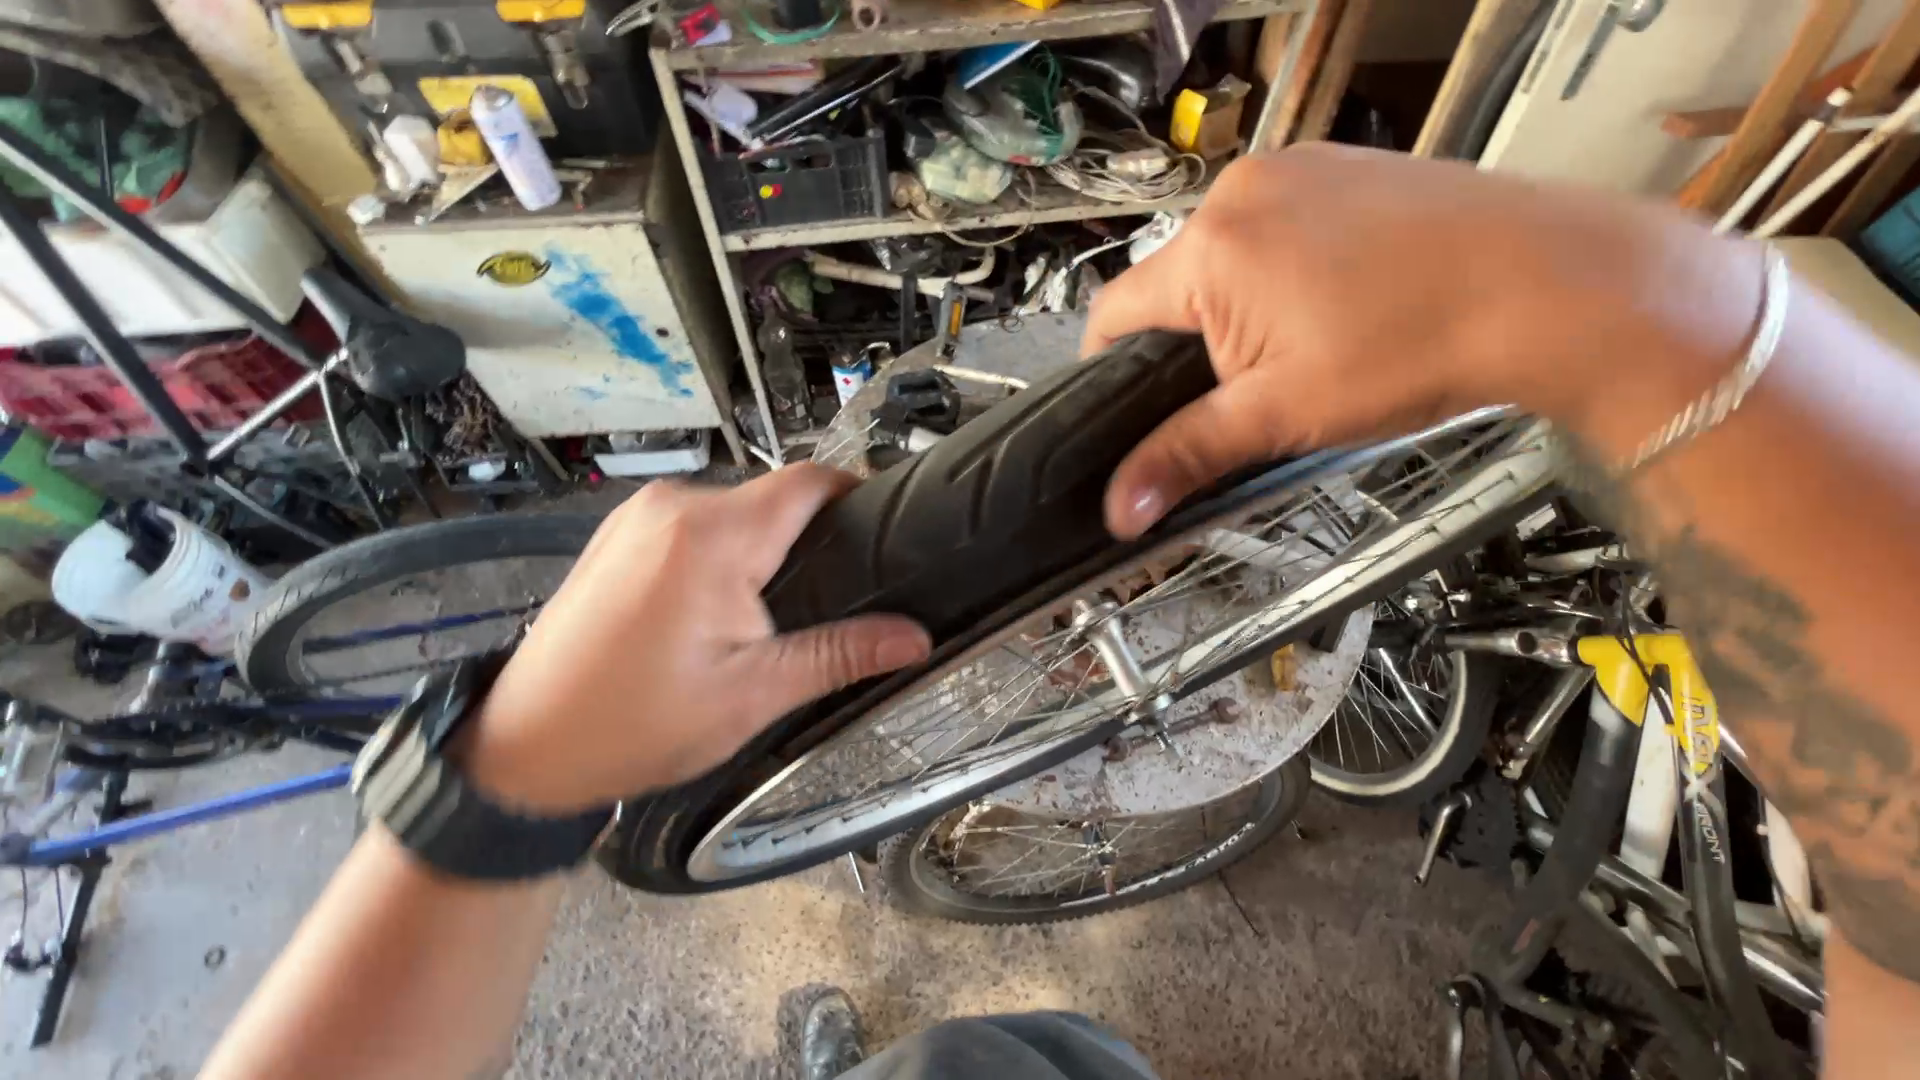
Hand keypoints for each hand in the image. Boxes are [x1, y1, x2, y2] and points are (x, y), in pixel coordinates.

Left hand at [453, 466, 931, 813]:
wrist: (525, 746)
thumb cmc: (636, 723)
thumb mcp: (753, 693)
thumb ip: (840, 654)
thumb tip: (915, 638)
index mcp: (713, 535)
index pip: (810, 480)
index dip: (856, 496)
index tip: (884, 531)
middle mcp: (674, 506)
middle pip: (774, 496)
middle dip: (810, 536)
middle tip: (831, 597)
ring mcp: (639, 514)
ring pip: (735, 509)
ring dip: (764, 546)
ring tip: (774, 610)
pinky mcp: (619, 532)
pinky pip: (696, 522)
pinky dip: (724, 549)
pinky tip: (720, 606)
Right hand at [1085, 144, 1763, 537]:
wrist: (1557, 288)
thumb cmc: (1426, 342)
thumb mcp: (1284, 414)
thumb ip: (1188, 454)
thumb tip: (1122, 505)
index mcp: (1212, 249)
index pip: (1111, 316)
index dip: (1113, 371)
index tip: (1141, 406)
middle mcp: (1240, 191)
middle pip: (1168, 287)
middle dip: (1189, 344)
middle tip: (1244, 387)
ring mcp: (1291, 169)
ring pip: (1218, 257)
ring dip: (1233, 305)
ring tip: (1295, 347)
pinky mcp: (1333, 166)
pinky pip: (1268, 225)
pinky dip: (1275, 269)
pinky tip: (1324, 304)